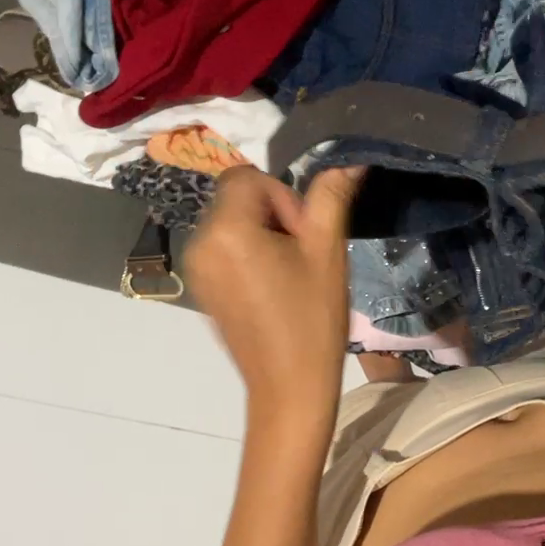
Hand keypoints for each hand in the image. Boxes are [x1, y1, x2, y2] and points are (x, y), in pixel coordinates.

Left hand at [185, 166, 363, 417]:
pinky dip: (247, 257)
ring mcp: (196, 270)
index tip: (302, 238)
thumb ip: (331, 197)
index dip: (282, 199)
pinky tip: (272, 291)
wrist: (289, 388)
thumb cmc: (312, 320)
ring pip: (230, 225)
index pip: (249, 178)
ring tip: (288, 277)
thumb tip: (348, 158)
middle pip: (236, 199)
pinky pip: (223, 251)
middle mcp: (199, 243)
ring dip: (261, 237)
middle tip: (300, 259)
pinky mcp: (201, 290)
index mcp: (225, 229)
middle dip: (271, 217)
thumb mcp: (326, 252)